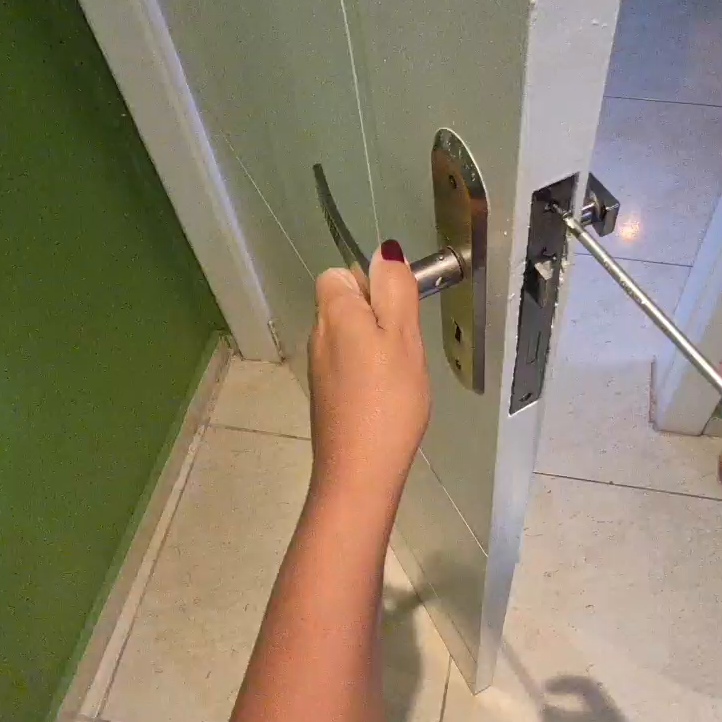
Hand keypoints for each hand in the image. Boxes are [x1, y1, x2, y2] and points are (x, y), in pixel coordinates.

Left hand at [306, 242, 430, 495]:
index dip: (370, 284)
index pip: (339, 273)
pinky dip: (367, 373)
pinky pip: (347, 365)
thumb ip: (394, 289)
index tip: (396, 313)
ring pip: (349, 337)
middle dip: (377, 316)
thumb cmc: (388, 400)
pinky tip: (386, 397)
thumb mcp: (402, 337)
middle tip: (404, 347)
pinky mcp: (325, 395)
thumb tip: (384, 250)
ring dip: (374, 346)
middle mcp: (317, 335)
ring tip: (399, 375)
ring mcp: (318, 368)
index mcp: (333, 313)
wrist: (359, 471)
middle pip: (345, 304)